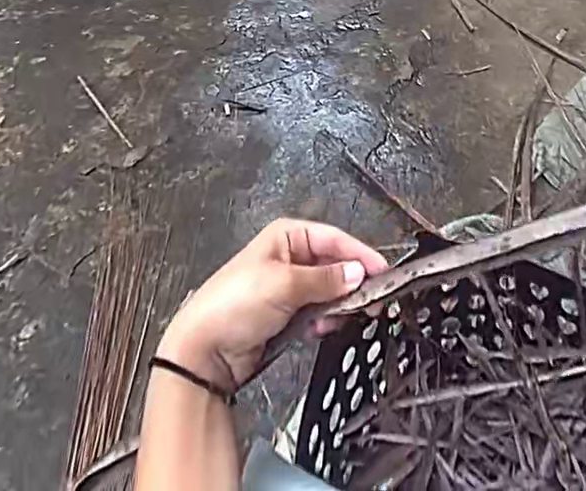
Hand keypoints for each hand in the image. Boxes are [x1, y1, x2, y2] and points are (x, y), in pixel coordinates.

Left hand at [158, 219, 388, 390]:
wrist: (204, 350)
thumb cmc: (231, 304)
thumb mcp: (284, 284)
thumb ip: (325, 279)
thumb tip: (356, 272)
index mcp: (286, 236)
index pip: (333, 238)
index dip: (359, 253)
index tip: (381, 270)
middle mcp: (289, 256)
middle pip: (333, 263)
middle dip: (351, 280)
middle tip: (373, 295)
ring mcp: (288, 285)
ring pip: (329, 289)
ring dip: (339, 302)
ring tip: (349, 313)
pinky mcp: (287, 312)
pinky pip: (318, 311)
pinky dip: (325, 319)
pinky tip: (325, 326)